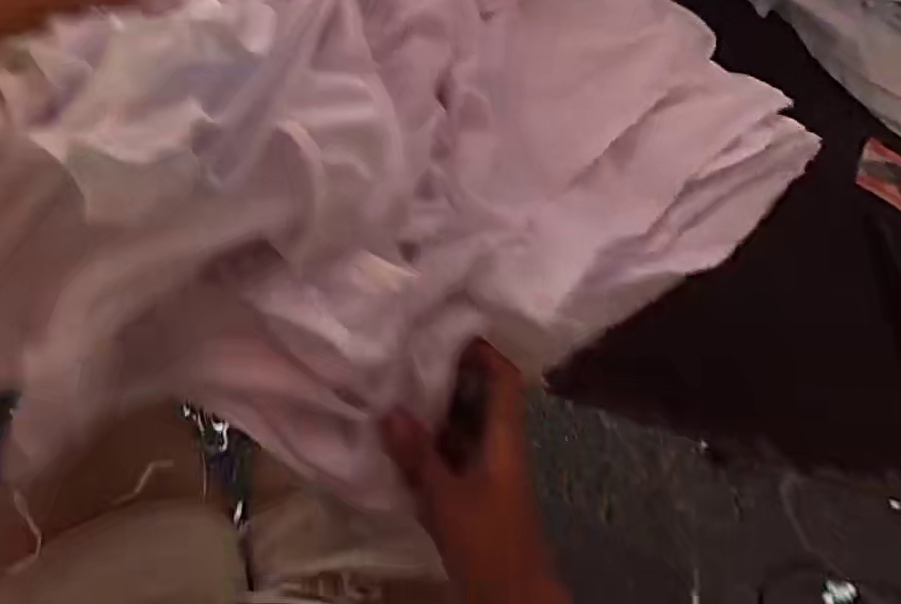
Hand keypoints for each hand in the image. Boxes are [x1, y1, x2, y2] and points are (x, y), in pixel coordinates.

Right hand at [381, 341, 568, 603]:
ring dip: (429, 398)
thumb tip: (388, 409)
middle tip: (403, 343)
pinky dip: (422, 430)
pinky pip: (444, 443)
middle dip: (443, 367)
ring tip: (390, 373)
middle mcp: (495, 442)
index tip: (442, 324)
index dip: (481, 347)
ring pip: (457, 416)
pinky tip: (391, 424)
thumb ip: (419, 456)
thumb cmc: (491, 545)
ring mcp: (481, 464)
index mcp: (503, 439)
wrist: (513, 603)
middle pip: (475, 391)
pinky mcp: (466, 484)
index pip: (503, 377)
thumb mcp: (449, 501)